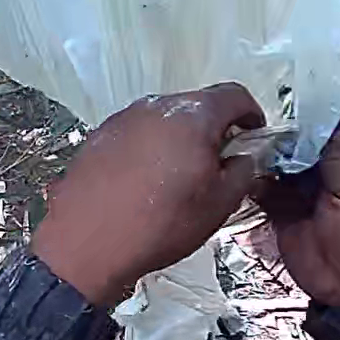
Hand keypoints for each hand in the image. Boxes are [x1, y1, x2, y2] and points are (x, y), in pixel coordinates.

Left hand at [33, 83, 264, 306]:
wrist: (85, 244)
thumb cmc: (161, 224)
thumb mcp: (219, 204)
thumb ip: (244, 171)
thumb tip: (245, 157)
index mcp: (194, 115)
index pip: (235, 95)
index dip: (252, 114)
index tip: (253, 138)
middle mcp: (157, 105)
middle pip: (199, 105)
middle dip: (215, 130)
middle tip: (219, 165)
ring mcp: (124, 117)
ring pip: (166, 119)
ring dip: (181, 139)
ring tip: (179, 178)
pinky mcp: (99, 135)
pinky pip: (138, 133)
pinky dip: (151, 148)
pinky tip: (146, 182)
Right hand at [258, 107, 339, 306]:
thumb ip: (337, 151)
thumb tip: (315, 120)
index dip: (326, 109)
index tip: (299, 95)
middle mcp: (336, 171)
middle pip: (310, 140)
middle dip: (291, 129)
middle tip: (267, 116)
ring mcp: (309, 191)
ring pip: (286, 161)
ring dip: (270, 152)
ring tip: (253, 139)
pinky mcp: (286, 211)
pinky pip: (268, 189)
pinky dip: (256, 179)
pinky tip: (247, 168)